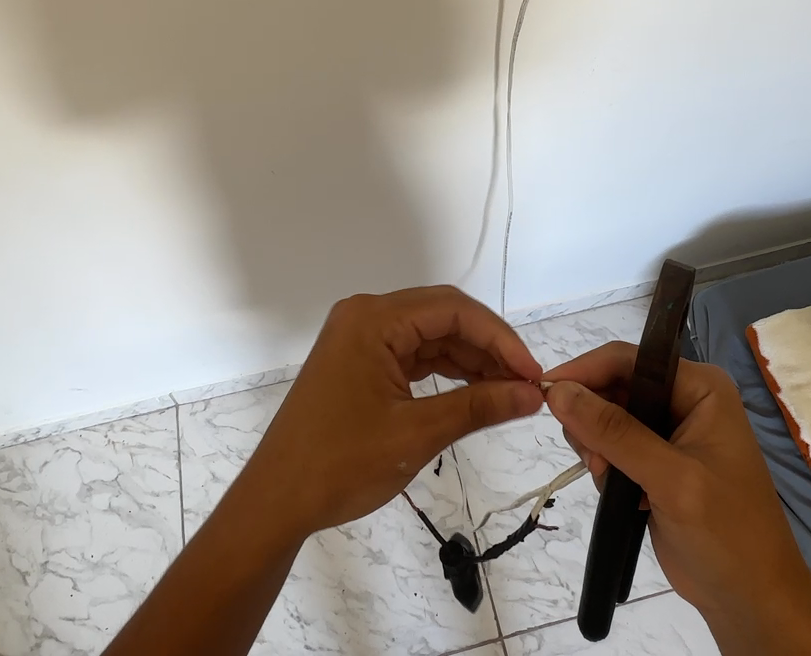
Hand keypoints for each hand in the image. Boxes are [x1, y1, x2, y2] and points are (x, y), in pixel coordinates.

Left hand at [239, 285, 544, 539]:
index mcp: (374, 319)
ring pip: (429, 335)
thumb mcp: (416, 434)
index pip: (453, 310)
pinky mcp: (358, 360)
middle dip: (487, 347)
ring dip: (469, 360)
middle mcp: (365, 315)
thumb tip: (532, 394)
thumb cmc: (341, 464)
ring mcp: (359, 337)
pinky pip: (411, 353)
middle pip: (441, 316)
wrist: (277, 499)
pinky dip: (444, 370)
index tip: (533, 374)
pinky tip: (474, 391)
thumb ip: (478, 407)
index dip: (500, 338)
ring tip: (508, 392)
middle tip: (526, 384)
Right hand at [543, 342, 810, 655]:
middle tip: (590, 459)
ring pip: (605, 415)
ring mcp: (668, 430)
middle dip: (591, 417)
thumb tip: (557, 391)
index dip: (584, 371)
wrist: (751, 601)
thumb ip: (614, 432)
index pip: (628, 359)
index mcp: (699, 387)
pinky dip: (603, 463)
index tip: (545, 393)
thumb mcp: (671, 479)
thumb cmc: (727, 534)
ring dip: (595, 445)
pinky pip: (610, 444)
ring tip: (607, 479)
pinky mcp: (655, 460)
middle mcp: (683, 398)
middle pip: (612, 384)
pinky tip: (616, 491)